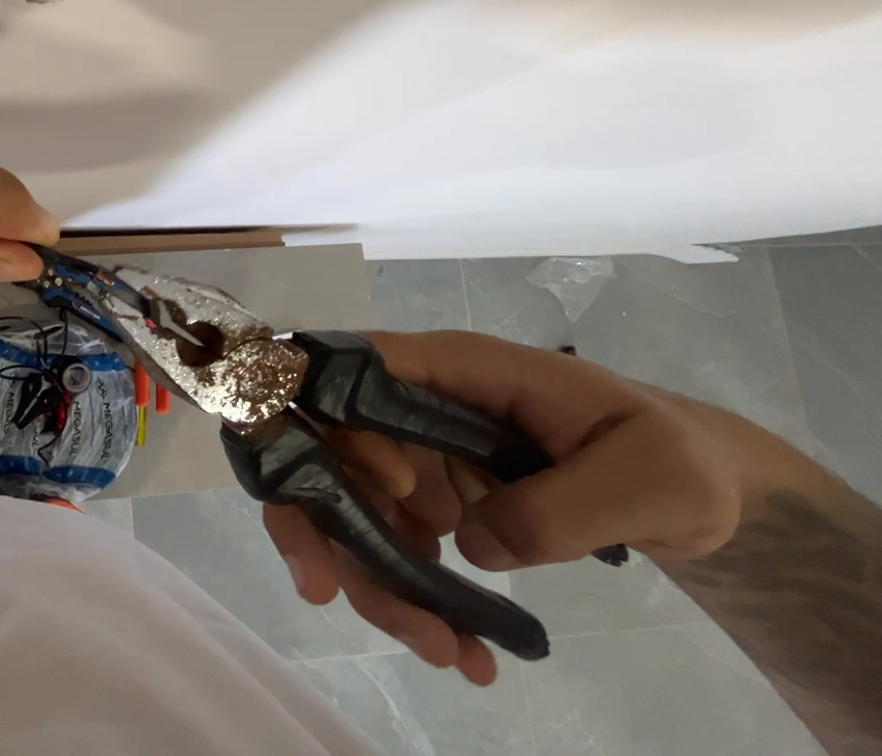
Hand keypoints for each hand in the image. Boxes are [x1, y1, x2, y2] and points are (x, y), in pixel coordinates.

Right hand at [263, 330, 775, 684]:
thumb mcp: (654, 482)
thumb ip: (560, 508)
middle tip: (324, 591)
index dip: (348, 423)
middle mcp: (414, 405)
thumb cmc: (681, 461)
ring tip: (442, 651)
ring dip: (373, 581)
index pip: (359, 374)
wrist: (705, 490)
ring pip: (347, 509)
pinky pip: (386, 545)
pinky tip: (461, 650)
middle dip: (317, 521)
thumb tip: (468, 544)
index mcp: (459, 369)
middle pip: (324, 448)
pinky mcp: (423, 499)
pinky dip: (406, 599)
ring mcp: (414, 455)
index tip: (393, 494)